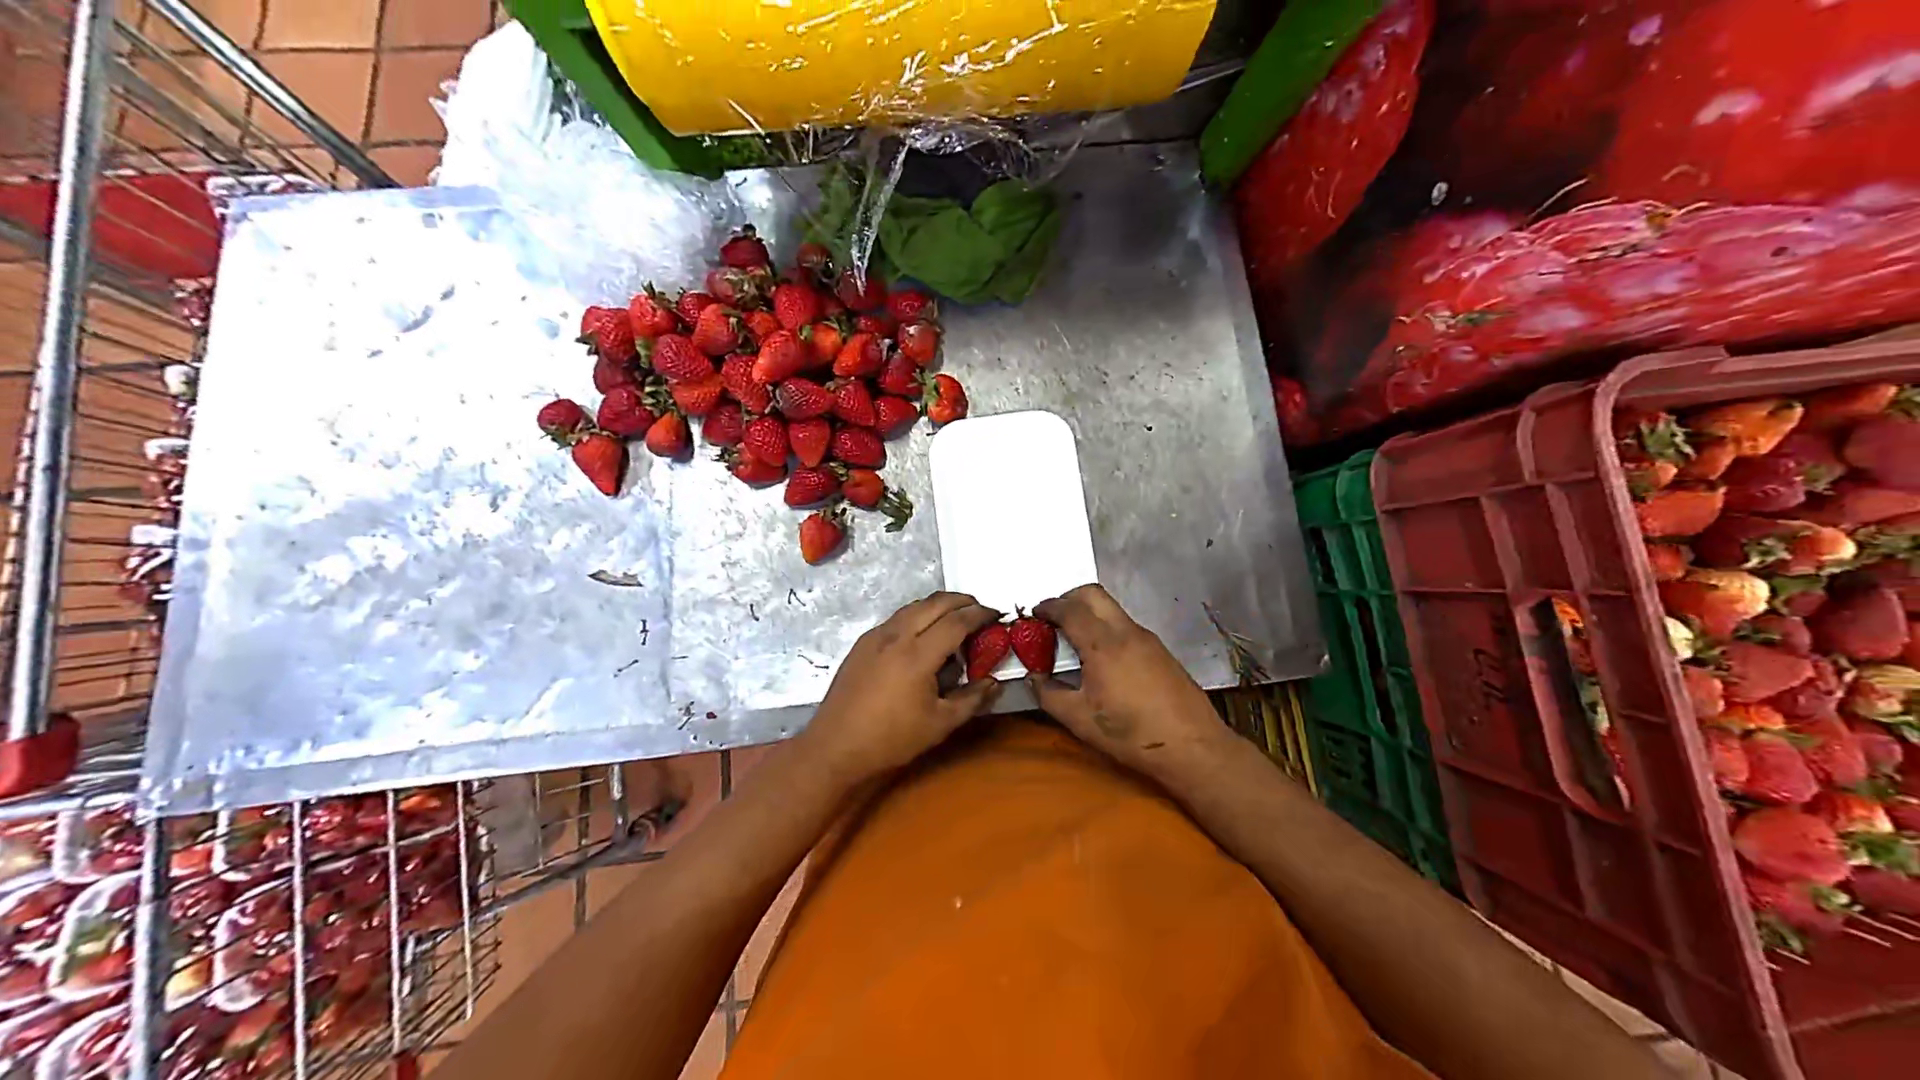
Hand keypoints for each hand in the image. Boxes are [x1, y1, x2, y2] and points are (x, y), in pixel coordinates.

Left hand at [797, 592, 1002, 784]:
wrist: (835, 747)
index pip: (956, 621)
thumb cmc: (891, 739)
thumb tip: (994, 682)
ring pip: (913, 607)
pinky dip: (917, 616)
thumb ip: (972, 699)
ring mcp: (875, 637)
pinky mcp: (862, 643)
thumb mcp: (940, 724)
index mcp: (917, 654)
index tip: (996, 614)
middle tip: (979, 610)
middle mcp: (896, 636)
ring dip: (938, 606)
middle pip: (934, 603)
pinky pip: (897, 618)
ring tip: (955, 620)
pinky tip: (923, 636)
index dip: (980, 614)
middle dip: (961, 601)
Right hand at [1029, 584, 1234, 777]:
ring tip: (1074, 641)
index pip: (1070, 609)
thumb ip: (1049, 694)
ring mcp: (1147, 639)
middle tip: (1053, 619)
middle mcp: (1126, 632)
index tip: (1034, 614)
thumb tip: (1035, 678)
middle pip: (1093, 594)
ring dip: (1089, 614)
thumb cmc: (1131, 733)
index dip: (1048, 608)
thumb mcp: (1079, 720)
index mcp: (1103, 644)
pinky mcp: (1160, 651)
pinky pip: (1125, 626)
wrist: (1192, 747)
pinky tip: (1102, 658)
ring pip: (1112, 609)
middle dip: (1068, 599)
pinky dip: (1106, 629)